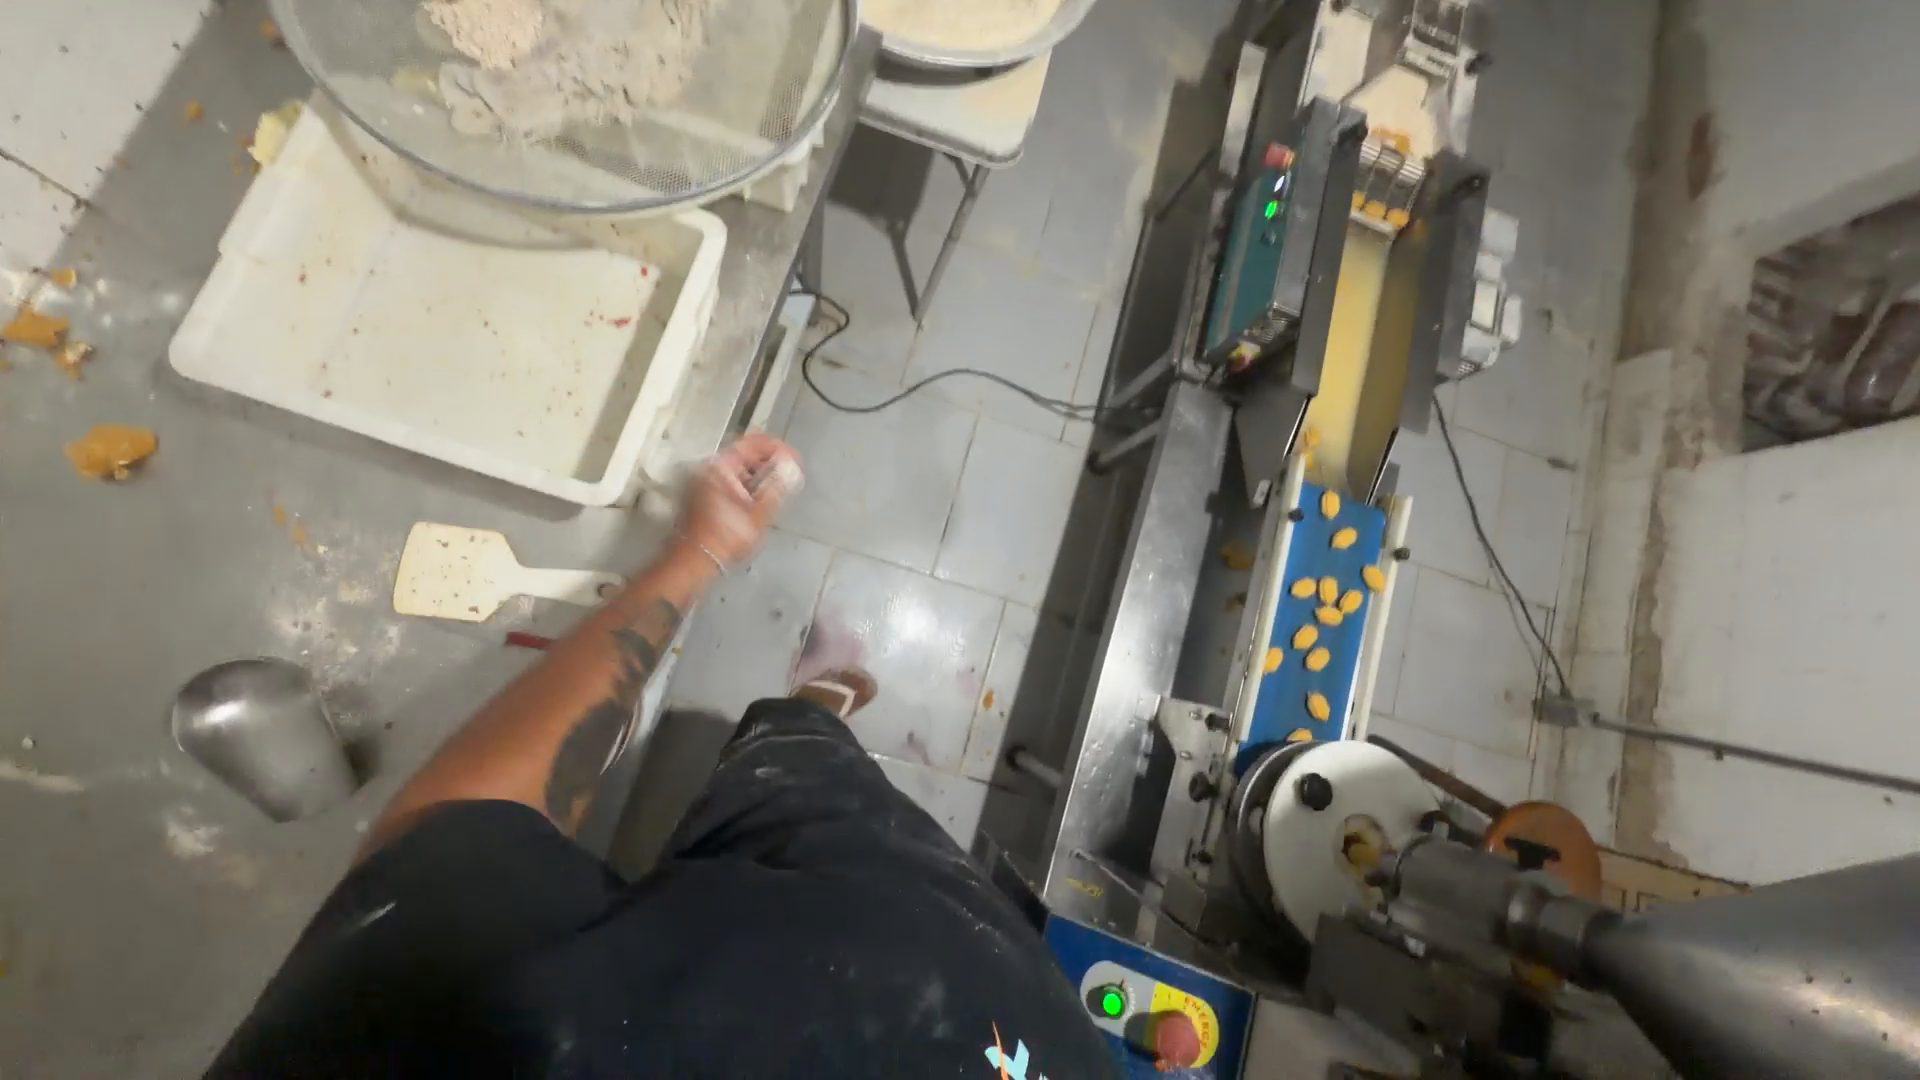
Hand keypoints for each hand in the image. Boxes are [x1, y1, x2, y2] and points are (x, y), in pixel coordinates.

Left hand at [676, 434, 801, 569]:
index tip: (795, 460)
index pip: (753, 443)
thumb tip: (791, 465)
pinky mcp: (703, 495)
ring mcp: (704, 481)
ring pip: (738, 469)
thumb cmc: (726, 536)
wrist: (694, 561)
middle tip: (791, 475)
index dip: (778, 448)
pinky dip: (748, 485)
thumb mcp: (758, 513)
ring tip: (780, 489)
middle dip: (770, 462)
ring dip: (760, 475)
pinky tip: (761, 500)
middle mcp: (709, 468)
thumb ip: (777, 485)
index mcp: (721, 466)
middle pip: (745, 454)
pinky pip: (730, 481)